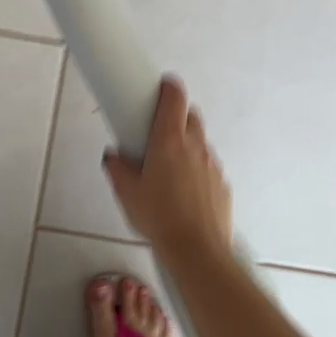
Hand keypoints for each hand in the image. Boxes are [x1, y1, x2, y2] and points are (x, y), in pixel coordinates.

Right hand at [103, 77, 233, 260]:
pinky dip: (198, 170)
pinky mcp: (222, 184)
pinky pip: (208, 167)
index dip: (169, 86)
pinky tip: (185, 192)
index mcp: (169, 139)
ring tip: (169, 168)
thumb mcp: (127, 193)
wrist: (197, 250)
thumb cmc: (159, 217)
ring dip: (187, 145)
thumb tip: (113, 157)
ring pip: (200, 142)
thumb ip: (117, 168)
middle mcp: (194, 145)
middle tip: (159, 132)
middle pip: (190, 115)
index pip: (175, 96)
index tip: (161, 86)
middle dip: (177, 116)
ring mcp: (212, 164)